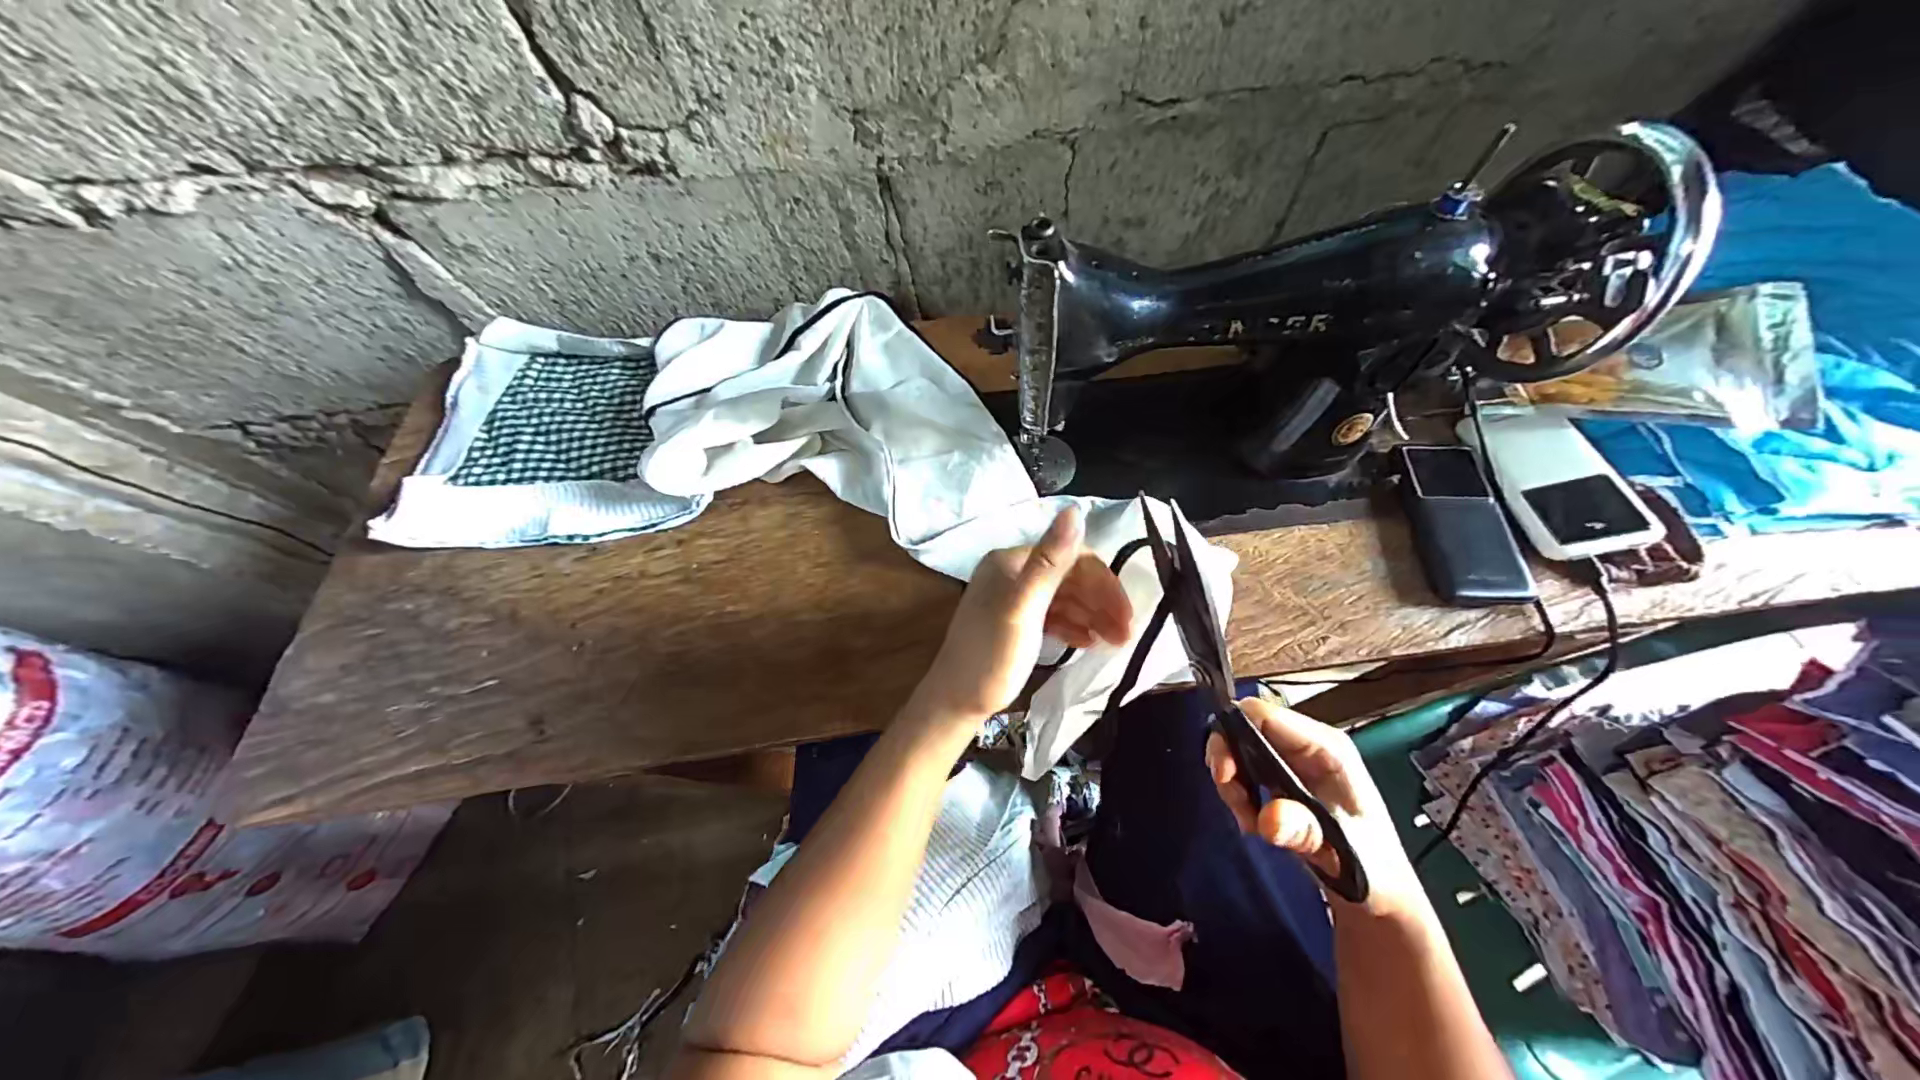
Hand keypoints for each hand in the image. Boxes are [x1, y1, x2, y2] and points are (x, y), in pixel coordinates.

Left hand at [910, 507, 1132, 723]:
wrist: (955, 702)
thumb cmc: (990, 656)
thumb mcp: (1023, 608)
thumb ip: (1050, 562)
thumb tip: (1075, 511)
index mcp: (1010, 560)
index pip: (1071, 557)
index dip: (1103, 582)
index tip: (1126, 614)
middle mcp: (1012, 572)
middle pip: (1070, 577)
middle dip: (1101, 602)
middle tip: (1127, 634)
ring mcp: (1014, 597)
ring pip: (1066, 597)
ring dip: (1093, 616)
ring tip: (1115, 642)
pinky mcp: (1017, 622)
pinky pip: (1055, 615)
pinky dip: (1075, 625)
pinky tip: (1090, 642)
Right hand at [1207, 697, 1429, 919]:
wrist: (1378, 892)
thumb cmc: (1372, 871)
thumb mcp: (1344, 855)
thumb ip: (1305, 832)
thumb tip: (1269, 817)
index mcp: (1327, 748)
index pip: (1263, 714)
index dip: (1234, 735)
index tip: (1225, 775)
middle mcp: (1306, 744)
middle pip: (1244, 726)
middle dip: (1228, 761)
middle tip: (1235, 800)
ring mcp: (1292, 758)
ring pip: (1238, 747)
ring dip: (1231, 782)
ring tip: (1248, 820)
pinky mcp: (1280, 774)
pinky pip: (1242, 768)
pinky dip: (1237, 791)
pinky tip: (1252, 820)